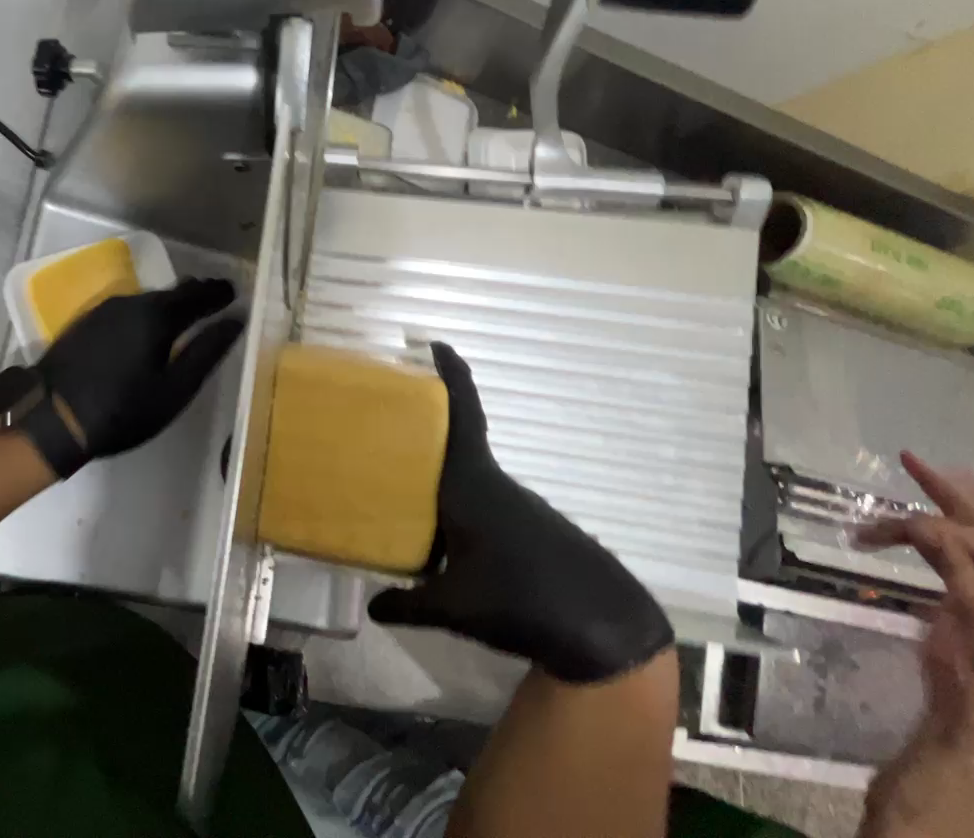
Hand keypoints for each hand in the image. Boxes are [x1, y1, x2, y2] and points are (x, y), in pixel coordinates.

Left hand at [26, 278, 243, 477]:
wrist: (51, 418)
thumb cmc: (121, 410)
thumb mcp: (174, 389)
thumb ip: (206, 352)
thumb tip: (236, 320)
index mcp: (157, 315)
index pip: (198, 294)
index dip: (219, 293)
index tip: (235, 293)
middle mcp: (130, 302)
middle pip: (171, 293)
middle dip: (195, 294)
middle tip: (215, 298)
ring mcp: (103, 310)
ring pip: (147, 300)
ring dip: (169, 304)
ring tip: (185, 314)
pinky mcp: (85, 322)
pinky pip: (127, 309)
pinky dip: (145, 314)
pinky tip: (147, 329)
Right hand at [366, 343, 672, 683]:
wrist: (603, 630)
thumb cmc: (521, 602)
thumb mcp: (453, 609)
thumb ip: (406, 605)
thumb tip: (370, 607)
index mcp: (471, 487)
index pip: (463, 417)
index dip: (452, 377)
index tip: (434, 343)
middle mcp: (493, 486)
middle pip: (456, 442)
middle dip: (423, 428)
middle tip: (382, 425)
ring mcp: (515, 507)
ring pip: (467, 477)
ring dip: (438, 472)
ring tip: (398, 484)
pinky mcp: (528, 530)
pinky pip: (481, 501)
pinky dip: (457, 503)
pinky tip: (440, 534)